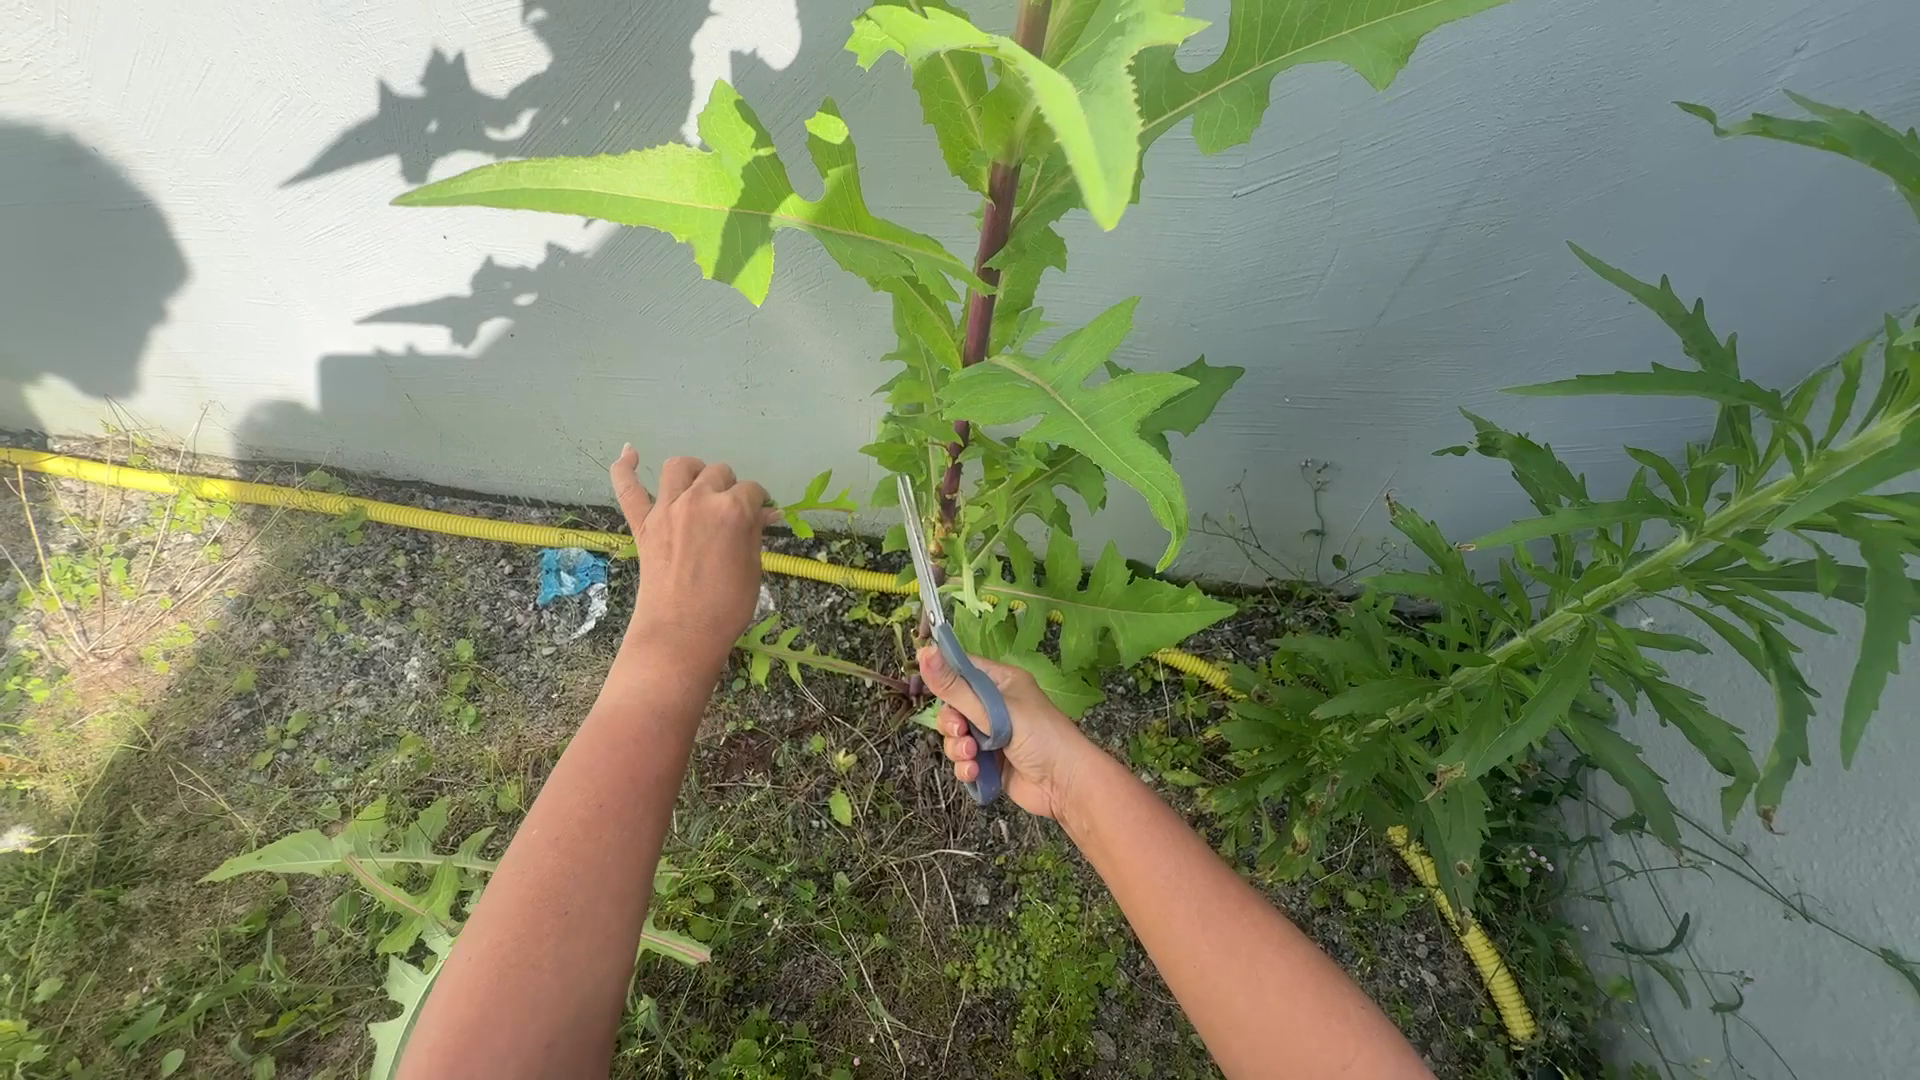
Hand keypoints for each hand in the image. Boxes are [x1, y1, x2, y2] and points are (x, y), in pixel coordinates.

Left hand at [609, 446, 777, 662]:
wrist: (681, 634)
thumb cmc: (727, 606)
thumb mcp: (753, 567)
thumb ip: (754, 533)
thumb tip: (765, 513)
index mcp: (733, 510)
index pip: (753, 491)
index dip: (760, 503)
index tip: (761, 517)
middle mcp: (699, 500)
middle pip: (719, 473)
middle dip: (731, 487)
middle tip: (733, 511)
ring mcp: (666, 509)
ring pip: (679, 467)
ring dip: (693, 471)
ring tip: (699, 485)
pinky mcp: (642, 524)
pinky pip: (627, 488)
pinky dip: (624, 467)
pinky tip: (629, 453)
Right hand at [917, 646, 1100, 820]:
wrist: (1065, 784)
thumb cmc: (1039, 736)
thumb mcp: (994, 709)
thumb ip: (956, 687)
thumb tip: (924, 653)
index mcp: (1001, 683)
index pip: (963, 669)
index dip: (944, 677)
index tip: (928, 684)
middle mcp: (995, 706)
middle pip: (954, 706)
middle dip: (951, 722)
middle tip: (960, 731)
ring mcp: (991, 735)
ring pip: (956, 735)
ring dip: (957, 747)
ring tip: (973, 756)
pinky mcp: (989, 762)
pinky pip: (964, 759)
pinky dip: (965, 766)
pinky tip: (975, 772)